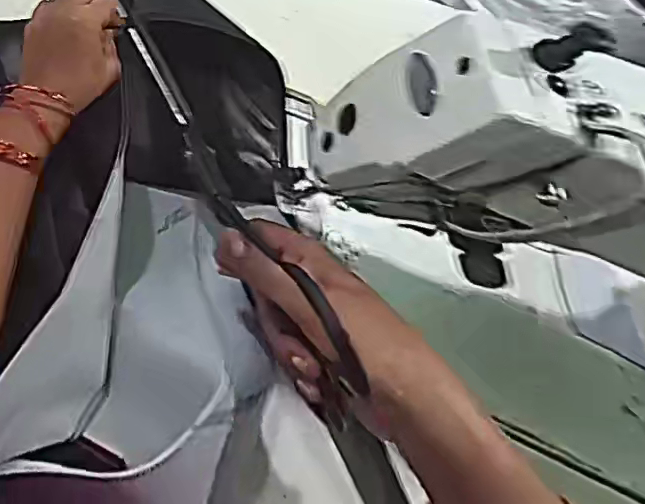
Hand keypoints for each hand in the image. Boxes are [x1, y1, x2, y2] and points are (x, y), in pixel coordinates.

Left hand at [19, 0, 121, 113]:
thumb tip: (109, 33)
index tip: (114, 24)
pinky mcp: (32, 25)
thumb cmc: (73, 87)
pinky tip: (62, 29)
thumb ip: (112, 43)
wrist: (43, 99)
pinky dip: (56, 14)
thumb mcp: (110, 68)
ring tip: (79, 25)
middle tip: (98, 18)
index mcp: (85, 19)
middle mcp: (62, 11)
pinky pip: (47, 8)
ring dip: (74, 5)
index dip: (114, 14)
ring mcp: (44, 16)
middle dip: (94, 0)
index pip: (108, 1)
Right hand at [217, 220, 478, 438]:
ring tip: (310, 361)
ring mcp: (316, 316)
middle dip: (269, 316)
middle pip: (260, 284)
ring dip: (285, 346)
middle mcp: (312, 283)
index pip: (258, 235)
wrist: (416, 409)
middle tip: (287, 330)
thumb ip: (262, 270)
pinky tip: (317, 375)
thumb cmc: (378, 349)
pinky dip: (297, 364)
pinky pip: (288, 347)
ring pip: (273, 321)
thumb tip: (228, 239)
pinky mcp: (320, 346)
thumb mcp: (307, 303)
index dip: (239, 249)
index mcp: (310, 260)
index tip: (230, 269)